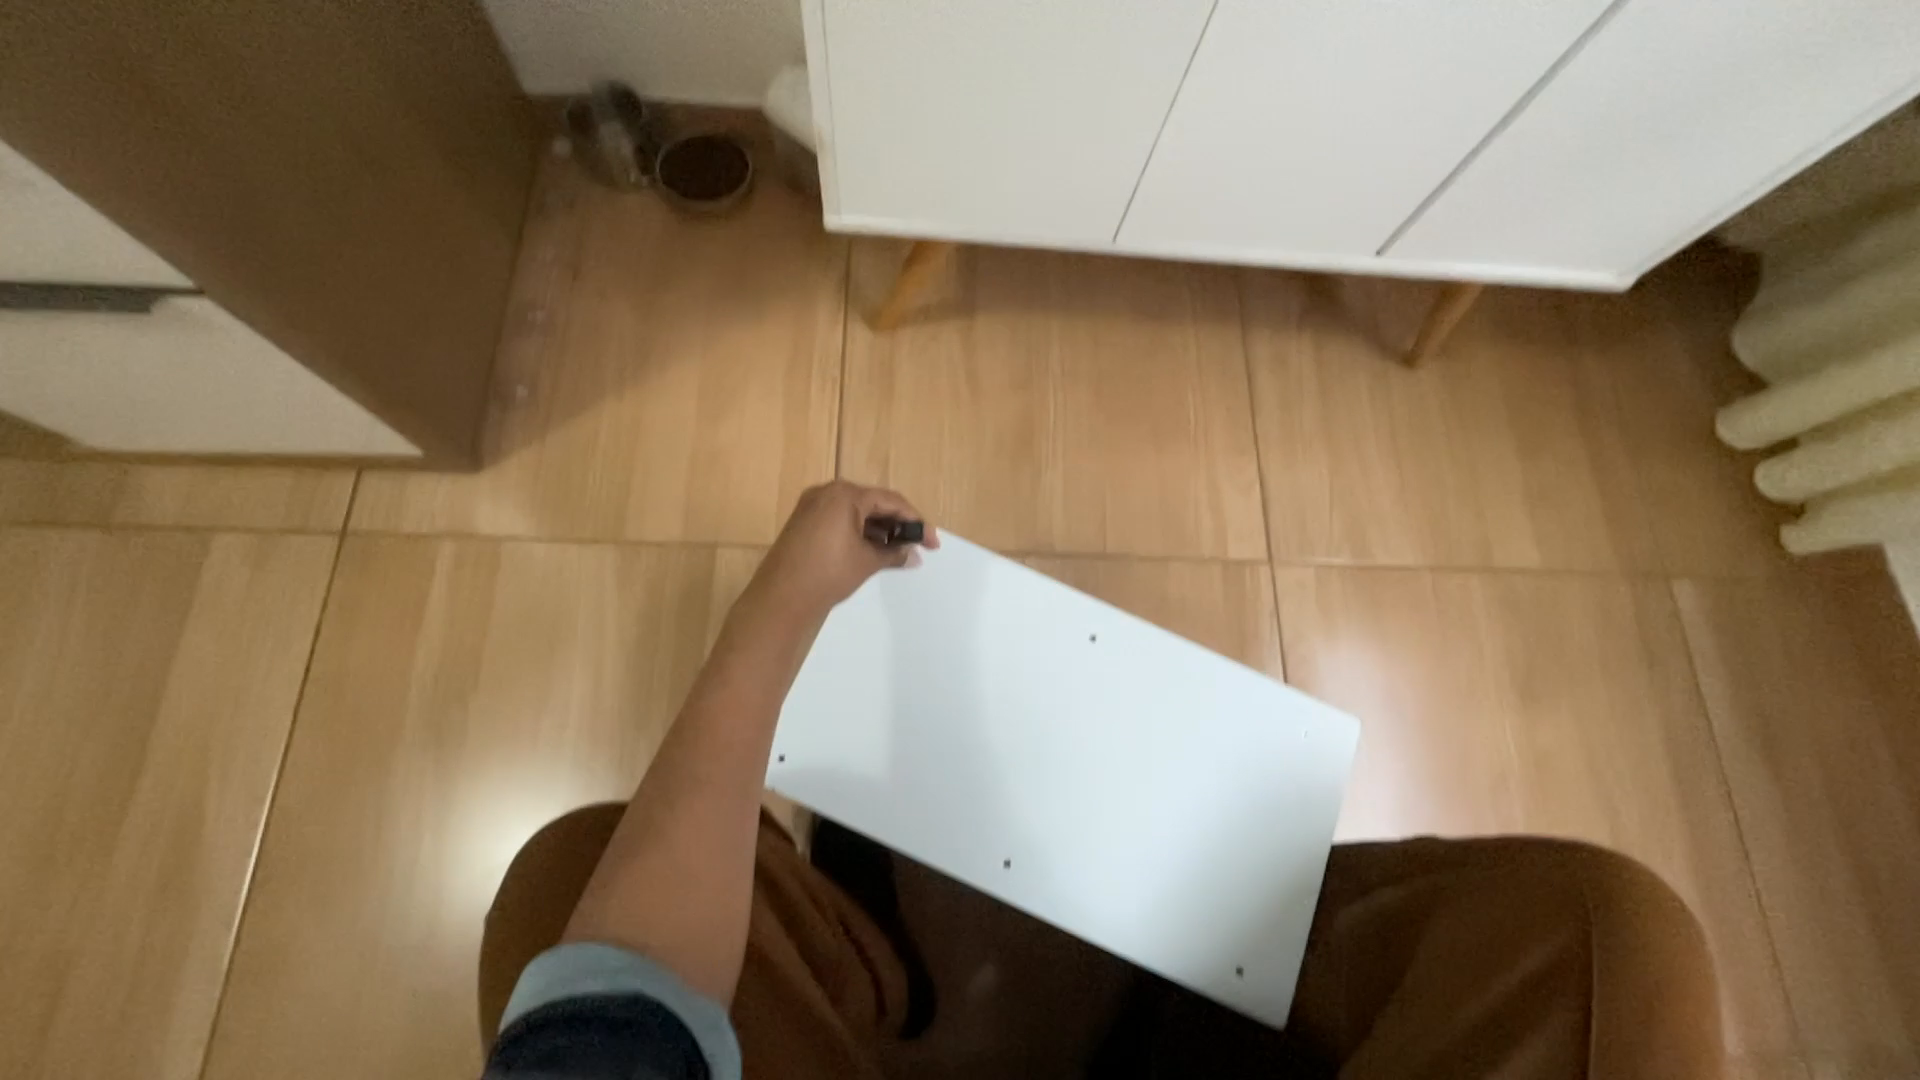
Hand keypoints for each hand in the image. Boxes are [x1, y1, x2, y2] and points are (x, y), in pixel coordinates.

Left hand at [742, 481, 939, 622]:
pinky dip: (859, 531)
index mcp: (845, 494)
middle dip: (897, 524)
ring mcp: (812, 506)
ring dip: (879, 529)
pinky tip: (874, 549)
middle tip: (917, 545)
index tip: (931, 542)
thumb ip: (894, 553)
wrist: (781, 598)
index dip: (915, 521)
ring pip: (856, 511)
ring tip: (898, 550)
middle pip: (873, 503)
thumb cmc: (828, 573)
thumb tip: (914, 555)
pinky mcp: (804, 521)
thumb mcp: (867, 561)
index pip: (890, 501)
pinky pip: (840, 519)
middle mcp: (828, 492)